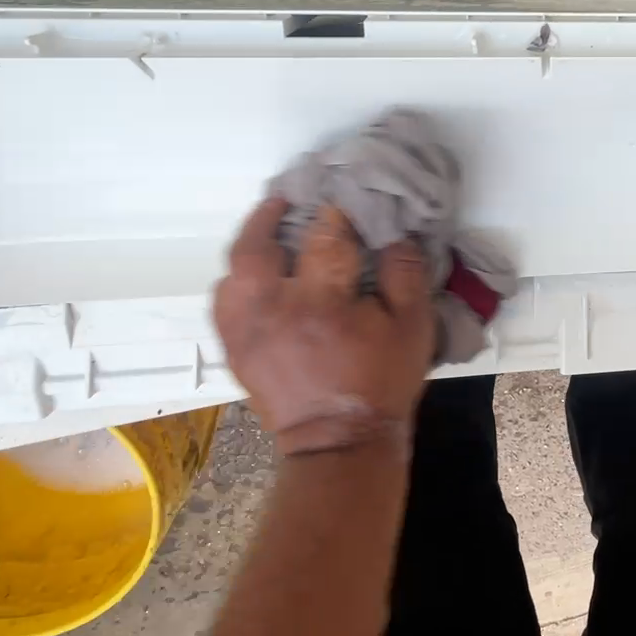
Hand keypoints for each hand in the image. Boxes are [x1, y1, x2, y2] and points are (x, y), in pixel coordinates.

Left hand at [214, 199, 435, 455]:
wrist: (341, 441)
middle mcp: (274, 310)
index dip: (335, 210)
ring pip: (231, 275)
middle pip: (256, 249)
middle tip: (287, 199)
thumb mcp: (413, 325)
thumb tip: (394, 233)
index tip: (344, 193)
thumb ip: (405, 272)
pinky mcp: (236, 352)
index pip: (325, 236)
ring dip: (249, 248)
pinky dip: (235, 282)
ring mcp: (247, 332)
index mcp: (322, 300)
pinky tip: (254, 277)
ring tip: (269, 233)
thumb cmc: (382, 380)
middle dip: (269, 217)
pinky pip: (222, 304)